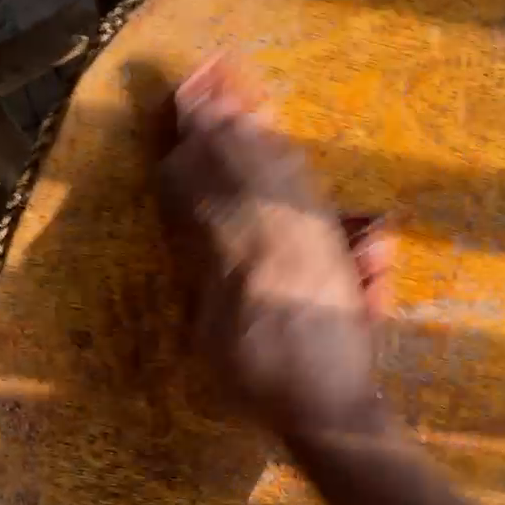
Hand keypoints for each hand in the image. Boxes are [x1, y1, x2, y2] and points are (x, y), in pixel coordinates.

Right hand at [160, 55, 391, 439]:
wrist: (330, 407)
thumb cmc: (261, 388)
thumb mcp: (213, 341)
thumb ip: (208, 285)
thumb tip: (199, 242)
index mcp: (242, 266)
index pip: (207, 199)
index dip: (186, 167)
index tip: (169, 141)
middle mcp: (280, 241)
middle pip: (243, 171)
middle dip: (215, 132)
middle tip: (193, 97)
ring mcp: (313, 240)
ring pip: (278, 172)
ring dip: (251, 134)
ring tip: (229, 103)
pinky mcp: (335, 246)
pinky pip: (308, 189)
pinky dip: (287, 159)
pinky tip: (277, 141)